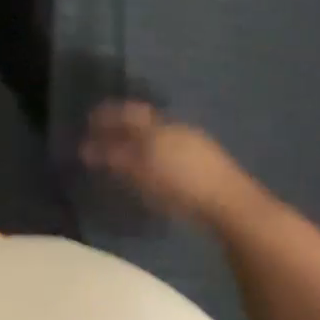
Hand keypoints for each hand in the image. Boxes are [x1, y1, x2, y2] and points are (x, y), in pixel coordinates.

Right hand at [80, 101, 266, 227]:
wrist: (236, 208)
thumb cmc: (180, 187)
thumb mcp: (139, 172)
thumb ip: (111, 157)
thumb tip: (84, 148)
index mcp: (156, 127)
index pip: (125, 112)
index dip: (105, 115)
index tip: (89, 121)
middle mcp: (175, 128)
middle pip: (143, 121)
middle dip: (123, 127)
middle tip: (106, 138)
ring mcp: (196, 143)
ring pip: (160, 135)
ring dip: (142, 141)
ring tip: (129, 155)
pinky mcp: (210, 161)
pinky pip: (174, 148)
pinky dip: (159, 152)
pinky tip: (157, 167)